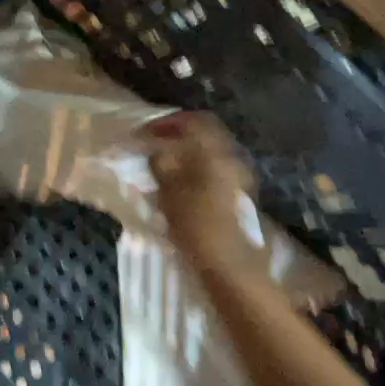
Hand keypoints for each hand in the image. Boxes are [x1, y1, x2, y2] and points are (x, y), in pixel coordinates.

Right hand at [146, 112, 261, 278]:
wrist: (229, 265)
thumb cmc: (196, 222)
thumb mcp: (168, 188)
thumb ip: (160, 161)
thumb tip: (154, 149)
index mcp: (215, 151)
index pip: (194, 120)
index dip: (168, 121)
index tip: (145, 132)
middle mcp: (232, 158)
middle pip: (205, 134)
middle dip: (178, 134)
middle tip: (154, 142)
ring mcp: (239, 177)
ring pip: (210, 152)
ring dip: (187, 151)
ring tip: (163, 162)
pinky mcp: (238, 195)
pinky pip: (214, 169)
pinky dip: (195, 167)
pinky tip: (179, 181)